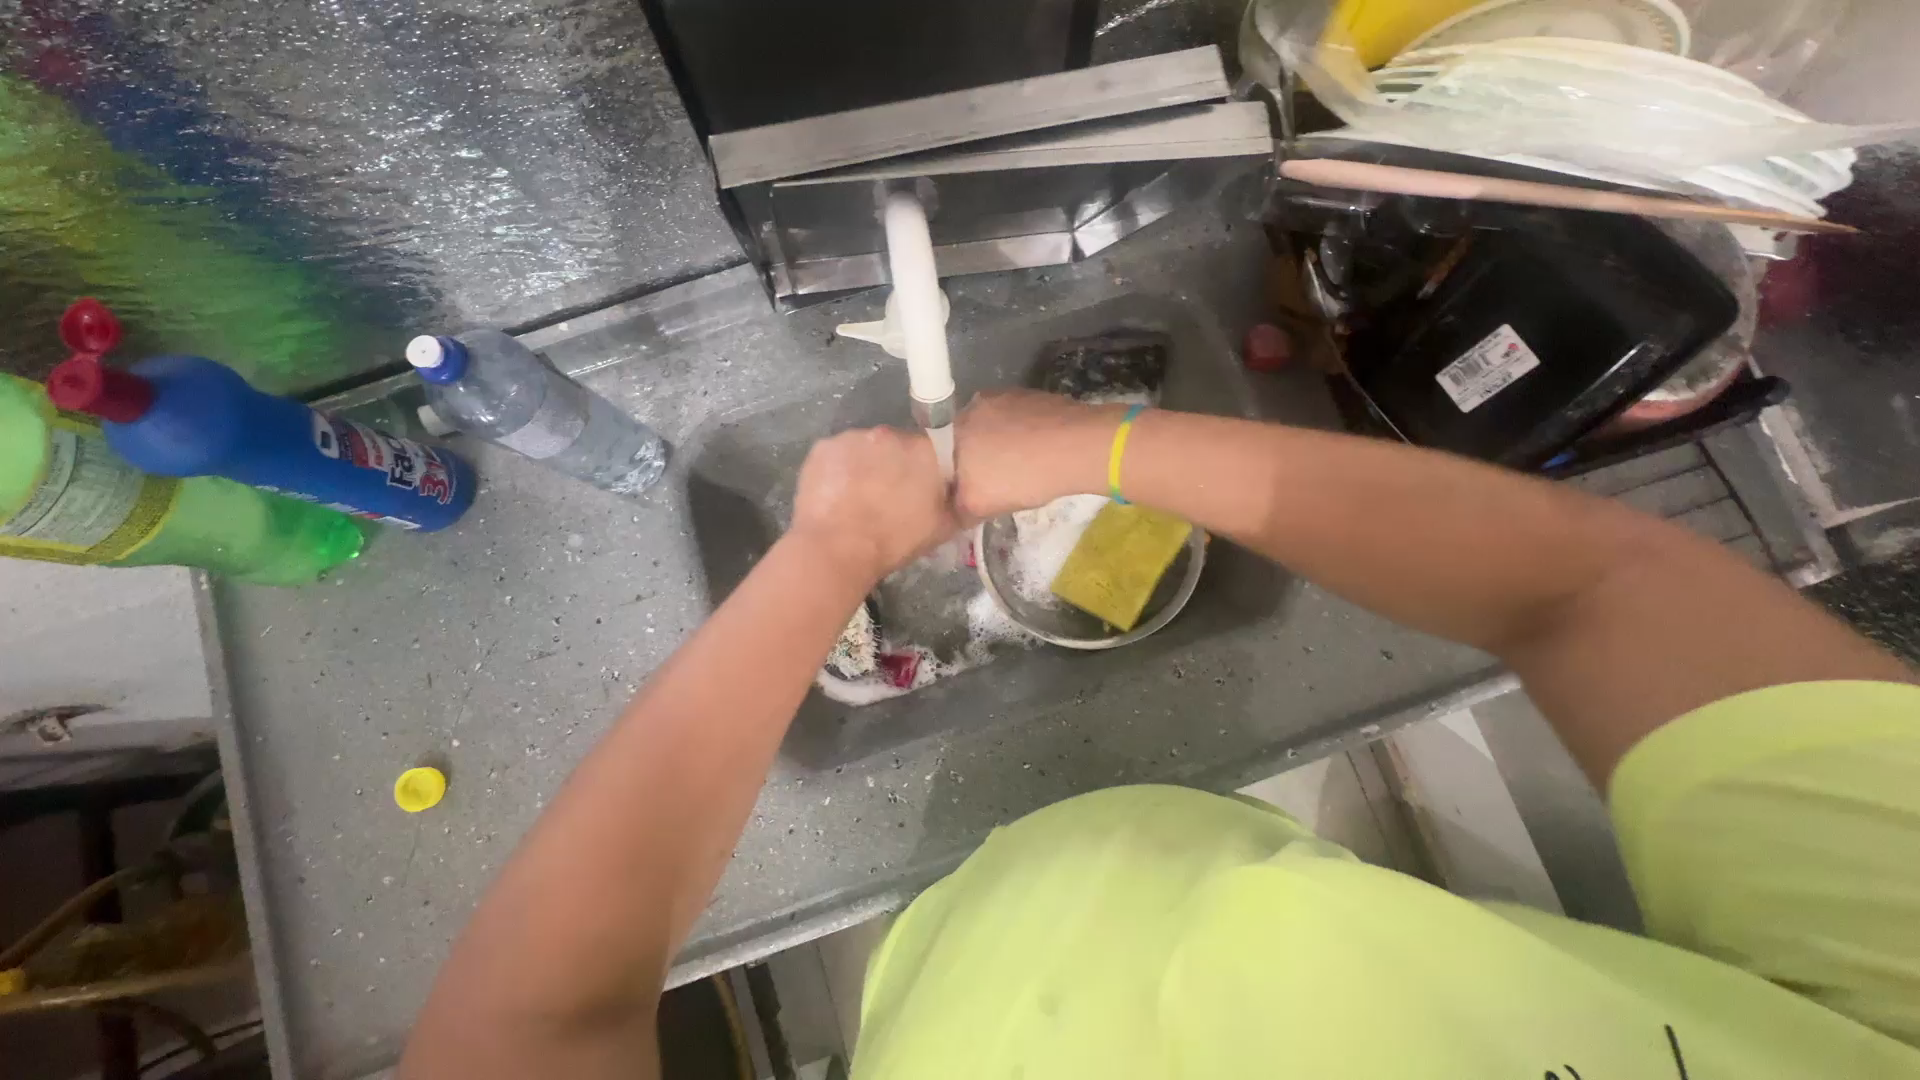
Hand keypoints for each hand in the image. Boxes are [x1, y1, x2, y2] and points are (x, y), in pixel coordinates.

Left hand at [789, 426, 957, 583]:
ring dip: (865, 466)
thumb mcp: (941, 529)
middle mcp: (890, 434)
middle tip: (886, 497)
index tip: (917, 490)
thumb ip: (956, 503)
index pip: (931, 451)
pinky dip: (839, 470)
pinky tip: (836, 494)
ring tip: (858, 498)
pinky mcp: (823, 446)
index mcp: (924, 450)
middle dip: (894, 465)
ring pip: (865, 449)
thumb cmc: (893, 541)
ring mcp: (853, 438)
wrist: (837, 548)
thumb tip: (962, 495)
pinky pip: (837, 455)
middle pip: (896, 446)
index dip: (924, 471)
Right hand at [953, 390, 1122, 520]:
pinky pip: (1020, 418)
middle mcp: (974, 404)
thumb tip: (953, 509)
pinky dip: (1025, 433)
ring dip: (1003, 443)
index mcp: (953, 428)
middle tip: (996, 480)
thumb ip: (958, 506)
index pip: (939, 452)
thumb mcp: (980, 505)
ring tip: (1022, 466)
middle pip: (968, 435)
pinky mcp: (1034, 394)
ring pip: (995, 425)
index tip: (968, 487)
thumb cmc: (1021, 477)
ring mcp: (1006, 395)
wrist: (1077, 447)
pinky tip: (1040, 451)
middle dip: (977, 456)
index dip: (953, 471)